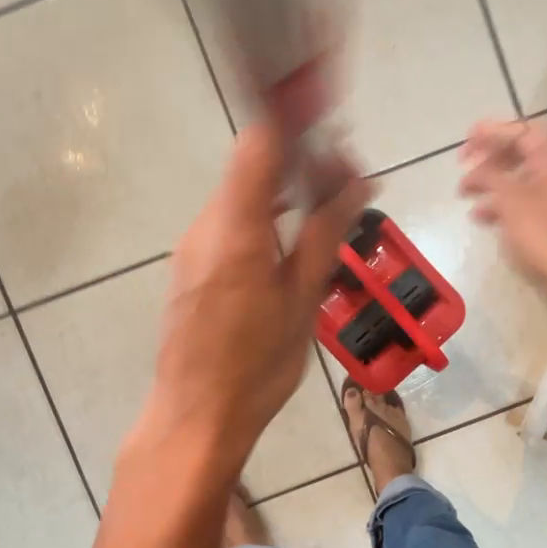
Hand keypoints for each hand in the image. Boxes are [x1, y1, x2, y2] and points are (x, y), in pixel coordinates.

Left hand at [138, 123, 370, 465]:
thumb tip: (356, 182)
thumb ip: (324, 234)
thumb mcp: (301, 300)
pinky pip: (230, 228)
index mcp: (234, 227)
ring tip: (329, 219)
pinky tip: (292, 250)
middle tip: (349, 190)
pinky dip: (264, 224)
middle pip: (252, 169)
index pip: (260, 143)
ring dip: (285, 198)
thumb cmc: (256, 365)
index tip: (338, 145)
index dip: (299, 130)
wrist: (195, 418)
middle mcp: (205, 226)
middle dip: (302, 169)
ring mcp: (192, 248)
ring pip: (242, 199)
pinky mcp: (190, 270)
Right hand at [457, 120, 546, 298]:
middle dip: (488, 157)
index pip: (523, 132)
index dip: (495, 130)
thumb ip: (492, 178)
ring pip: (515, 180)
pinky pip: (518, 203)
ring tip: (464, 193)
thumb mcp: (513, 203)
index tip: (468, 138)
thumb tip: (477, 167)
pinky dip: (497, 205)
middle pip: (518, 154)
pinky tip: (480, 218)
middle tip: (463, 165)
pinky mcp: (545, 223)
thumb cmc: (544, 237)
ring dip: (488, 182)